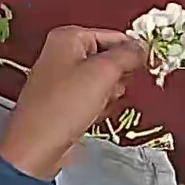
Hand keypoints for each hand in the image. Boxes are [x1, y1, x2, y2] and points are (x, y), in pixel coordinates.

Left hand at [0, 27, 146, 179]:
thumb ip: (127, 55)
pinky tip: (93, 114)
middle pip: (109, 56)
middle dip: (118, 75)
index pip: (115, 36)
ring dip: (109, 92)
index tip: (147, 65)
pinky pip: (93, 95)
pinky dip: (99, 104)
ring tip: (99, 103)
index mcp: (69, 38)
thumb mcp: (103, 73)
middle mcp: (63, 52)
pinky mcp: (65, 99)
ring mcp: (63, 77)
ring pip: (104, 78)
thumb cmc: (64, 107)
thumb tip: (144, 46)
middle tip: (114, 88)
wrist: (37, 148)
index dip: (133, 52)